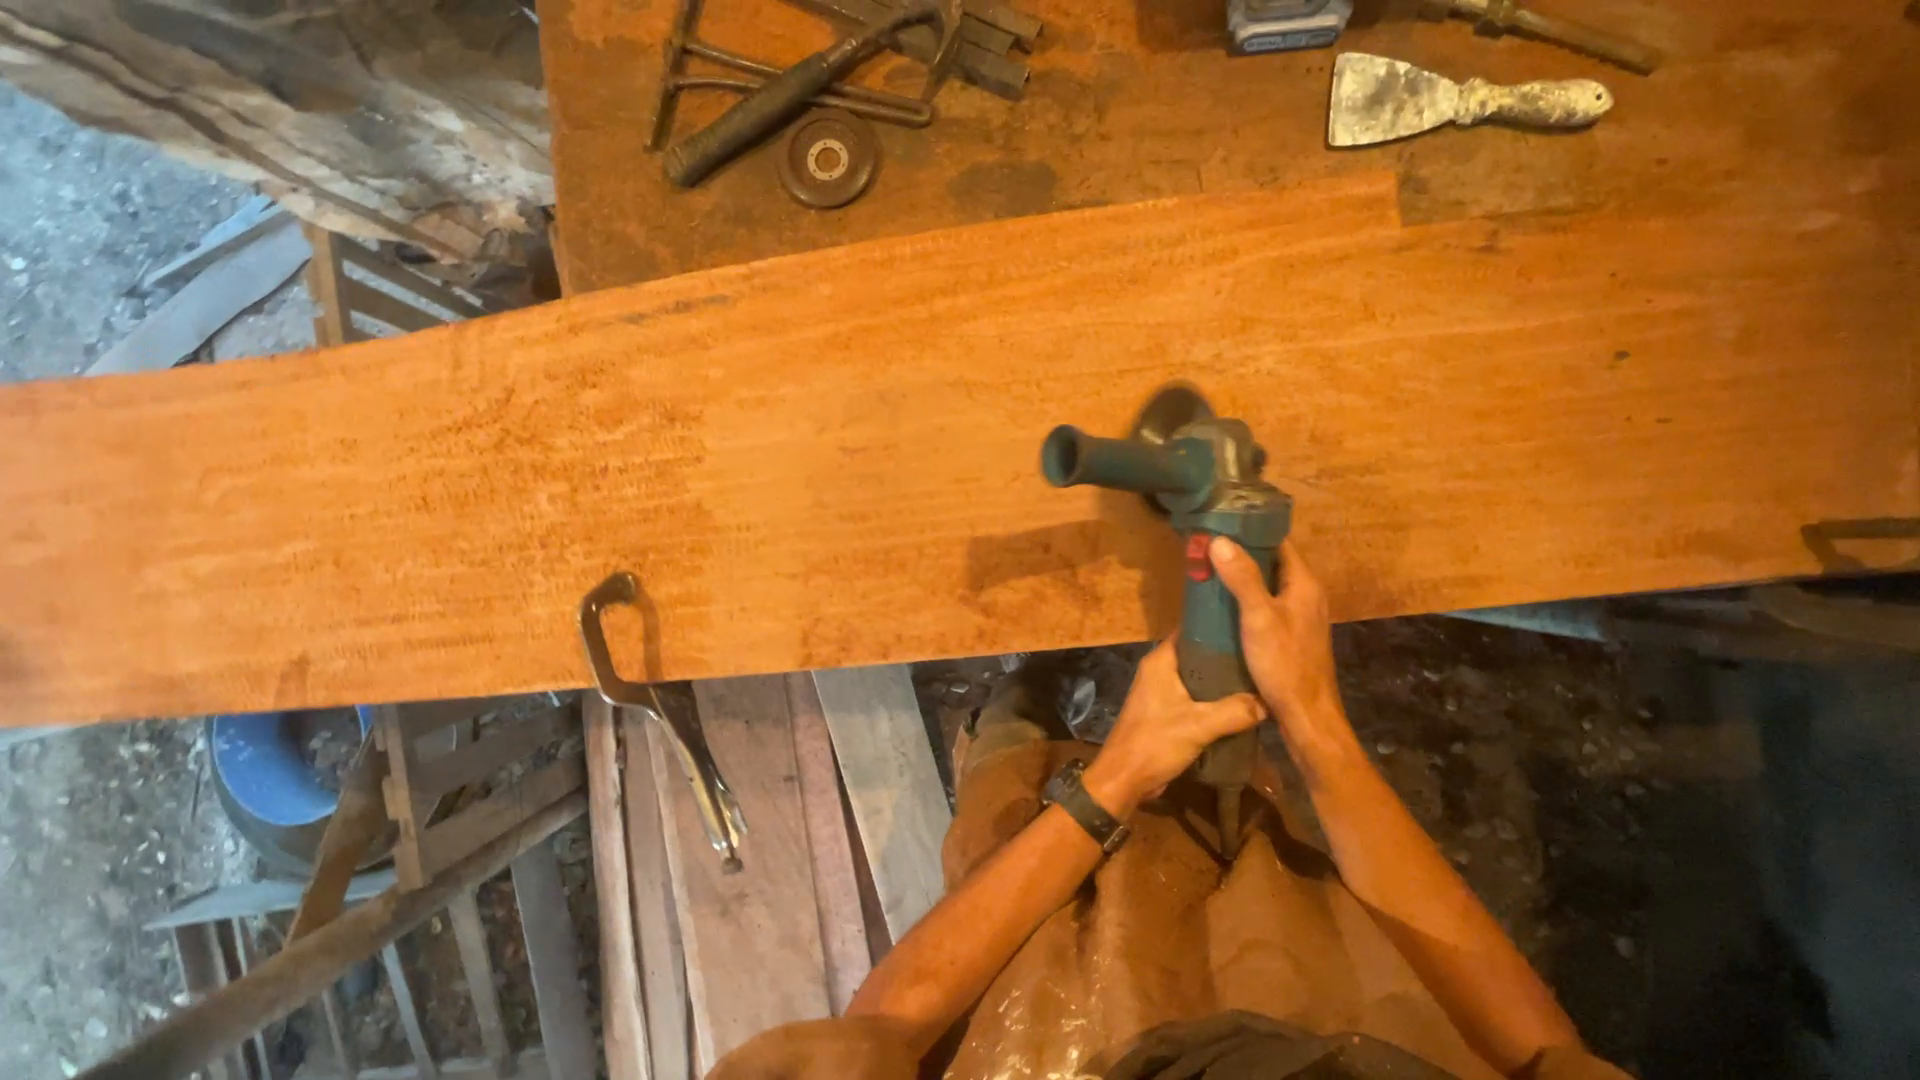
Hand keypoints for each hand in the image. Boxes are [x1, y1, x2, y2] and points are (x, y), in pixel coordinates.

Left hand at [1084, 639, 1265, 815]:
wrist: (1125, 778)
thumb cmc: (1155, 742)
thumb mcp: (1199, 725)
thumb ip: (1235, 711)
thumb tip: (1270, 702)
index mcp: (1161, 661)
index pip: (1191, 630)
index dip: (1217, 627)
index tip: (1248, 626)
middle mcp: (1160, 671)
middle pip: (1199, 655)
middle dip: (1227, 657)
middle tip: (1261, 656)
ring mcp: (1163, 692)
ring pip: (1199, 679)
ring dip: (1223, 682)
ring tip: (1259, 678)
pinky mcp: (1168, 712)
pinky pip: (1196, 699)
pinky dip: (1216, 700)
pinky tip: (1242, 705)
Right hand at [1208, 537, 1355, 765]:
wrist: (1306, 716)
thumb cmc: (1285, 664)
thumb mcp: (1259, 618)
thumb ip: (1242, 578)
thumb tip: (1219, 540)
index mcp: (1304, 584)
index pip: (1278, 541)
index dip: (1250, 529)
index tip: (1219, 523)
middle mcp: (1305, 595)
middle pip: (1272, 563)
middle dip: (1240, 553)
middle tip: (1205, 547)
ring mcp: (1298, 617)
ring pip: (1267, 586)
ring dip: (1241, 578)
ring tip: (1207, 572)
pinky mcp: (1289, 636)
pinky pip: (1265, 606)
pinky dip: (1244, 601)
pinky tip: (1220, 608)